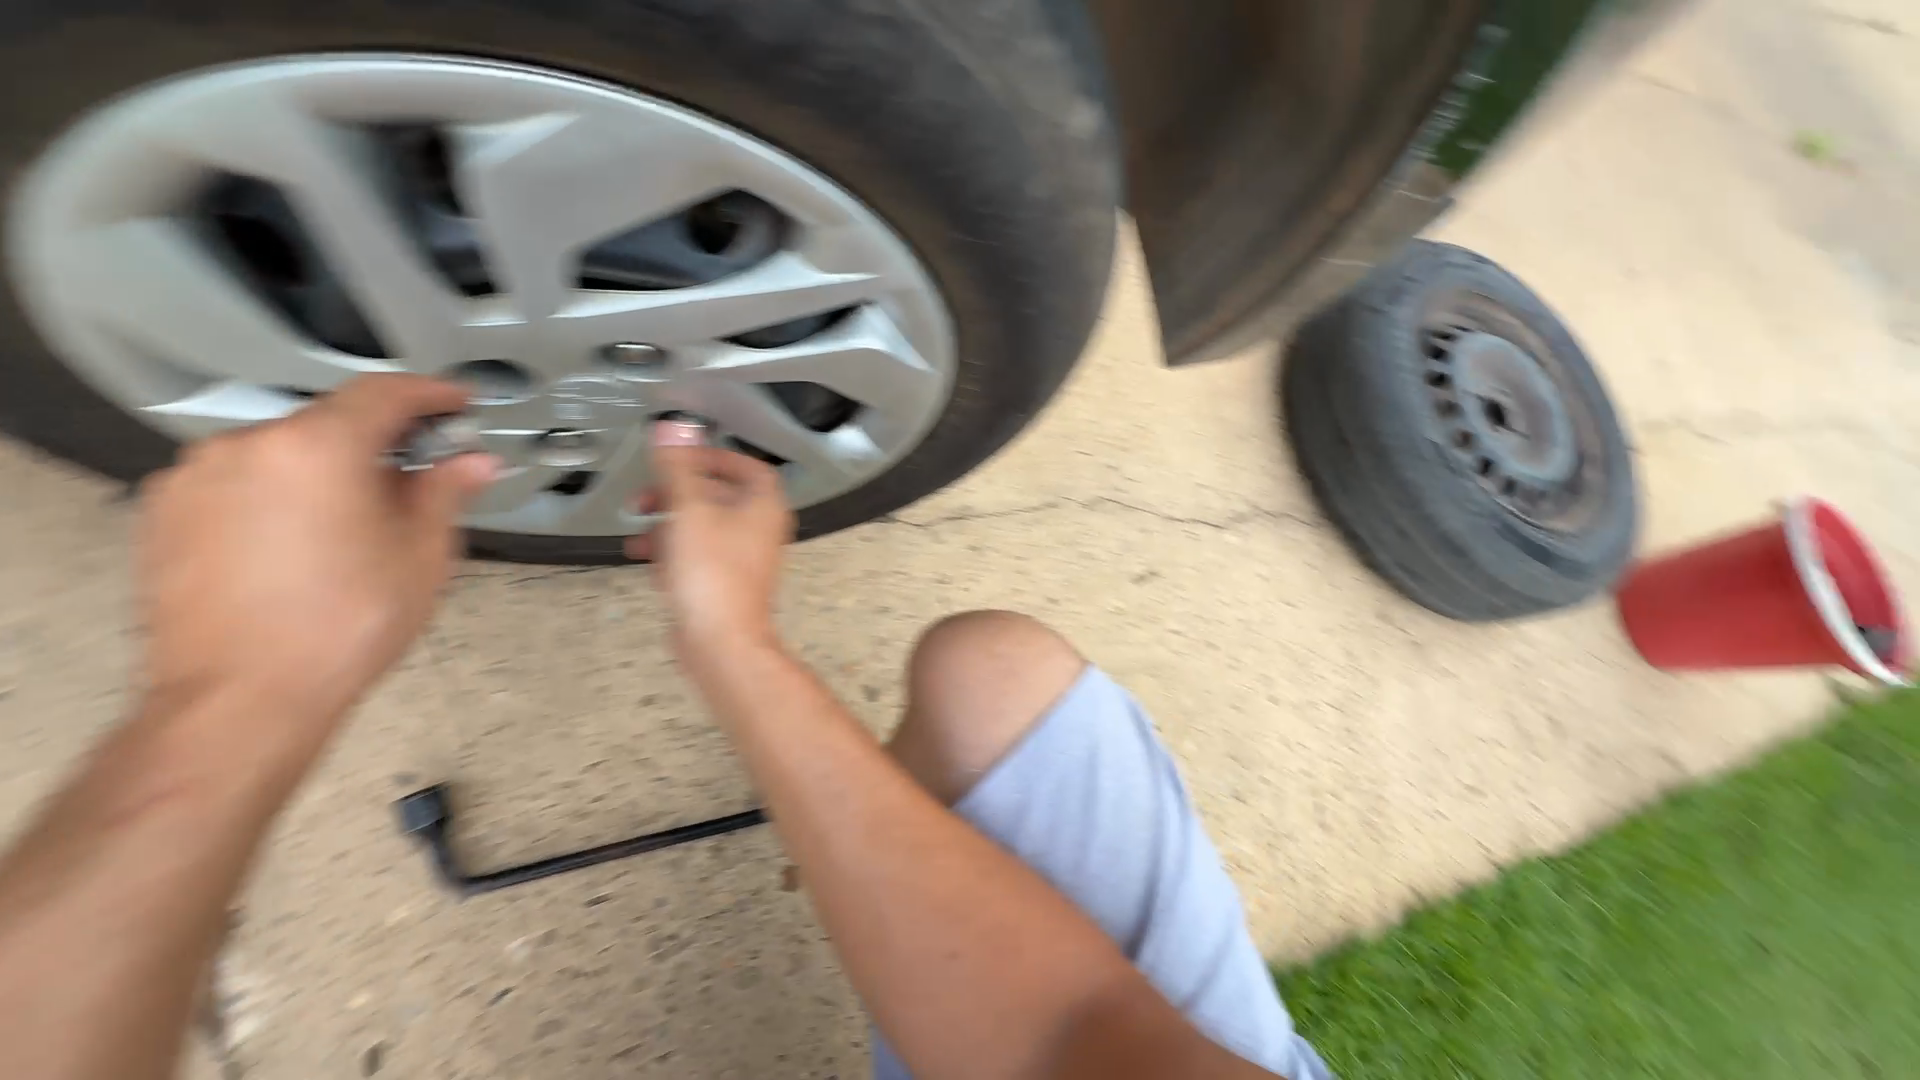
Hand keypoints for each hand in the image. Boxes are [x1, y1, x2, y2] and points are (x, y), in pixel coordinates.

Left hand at [137, 375, 497, 723]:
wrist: (242, 696)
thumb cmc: (341, 625)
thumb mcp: (423, 554)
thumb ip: (446, 492)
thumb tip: (471, 463)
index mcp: (317, 447)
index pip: (384, 394)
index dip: (431, 393)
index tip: (456, 402)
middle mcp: (247, 447)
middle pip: (330, 422)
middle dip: (381, 441)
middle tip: (421, 473)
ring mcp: (196, 479)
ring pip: (283, 452)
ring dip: (328, 468)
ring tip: (361, 517)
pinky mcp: (165, 514)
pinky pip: (240, 482)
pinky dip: (281, 493)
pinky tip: (307, 539)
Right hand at [625, 424, 793, 668]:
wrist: (720, 641)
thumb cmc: (711, 573)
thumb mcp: (688, 509)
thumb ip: (677, 466)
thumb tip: (672, 425)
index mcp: (764, 505)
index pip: (746, 466)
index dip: (712, 458)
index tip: (679, 460)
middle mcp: (760, 529)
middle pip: (717, 496)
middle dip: (676, 496)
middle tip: (644, 500)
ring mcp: (745, 559)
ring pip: (703, 529)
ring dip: (668, 528)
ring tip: (640, 540)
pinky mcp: (726, 584)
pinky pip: (699, 558)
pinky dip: (675, 556)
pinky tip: (651, 567)